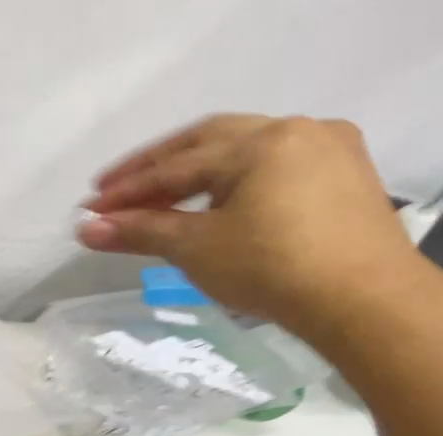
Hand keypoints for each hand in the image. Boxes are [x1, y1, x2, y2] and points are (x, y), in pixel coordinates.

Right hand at [78, 114, 419, 332]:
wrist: (358, 296)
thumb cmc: (269, 265)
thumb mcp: (193, 246)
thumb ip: (139, 230)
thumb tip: (86, 228)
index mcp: (262, 143)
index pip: (176, 166)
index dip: (126, 190)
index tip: (87, 210)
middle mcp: (297, 131)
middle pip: (208, 141)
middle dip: (155, 166)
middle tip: (111, 190)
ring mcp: (325, 149)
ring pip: (240, 150)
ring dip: (190, 171)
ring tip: (152, 199)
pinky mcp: (339, 174)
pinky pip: (268, 165)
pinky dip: (227, 179)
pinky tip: (206, 202)